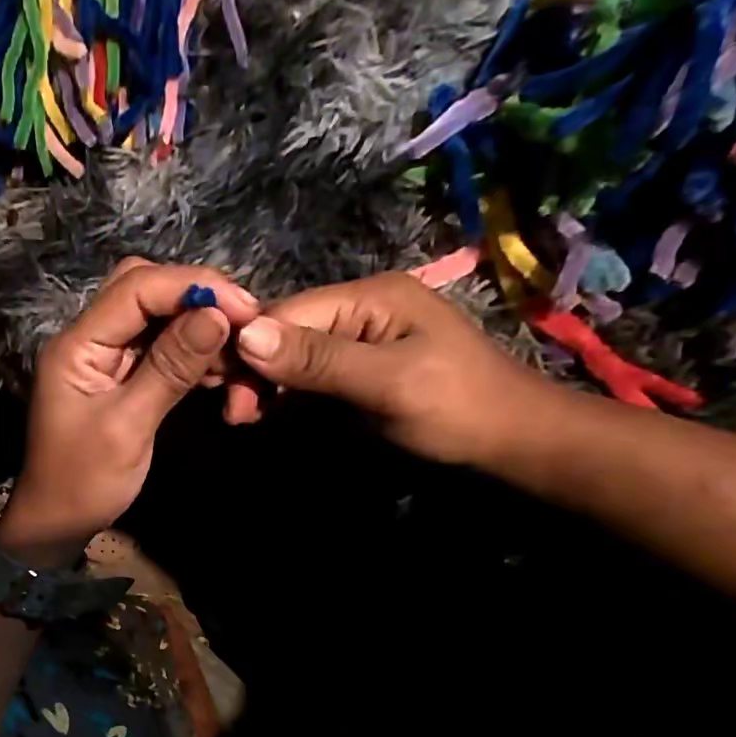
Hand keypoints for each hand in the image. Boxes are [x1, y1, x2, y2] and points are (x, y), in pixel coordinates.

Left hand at [0, 259, 260, 559]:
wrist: (56, 523)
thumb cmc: (83, 482)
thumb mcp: (128, 427)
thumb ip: (170, 368)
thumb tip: (217, 316)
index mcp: (78, 345)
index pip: (136, 288)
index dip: (193, 288)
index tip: (244, 310)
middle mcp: (90, 340)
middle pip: (146, 290)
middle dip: (197, 300)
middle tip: (243, 326)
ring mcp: (105, 358)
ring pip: (157, 318)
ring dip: (200, 330)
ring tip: (238, 358)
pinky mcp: (122, 378)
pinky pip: (161, 349)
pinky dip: (192, 354)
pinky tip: (220, 374)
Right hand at [227, 272, 565, 466]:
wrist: (511, 441)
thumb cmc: (456, 407)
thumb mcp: (386, 383)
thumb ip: (318, 359)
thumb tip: (244, 334)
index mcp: (368, 295)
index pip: (286, 312)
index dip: (249, 347)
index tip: (224, 392)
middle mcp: (357, 308)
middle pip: (284, 331)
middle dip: (254, 369)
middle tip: (237, 415)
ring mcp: (357, 338)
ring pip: (289, 355)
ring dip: (264, 385)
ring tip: (247, 418)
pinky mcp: (356, 368)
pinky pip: (306, 374)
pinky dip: (283, 394)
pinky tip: (268, 413)